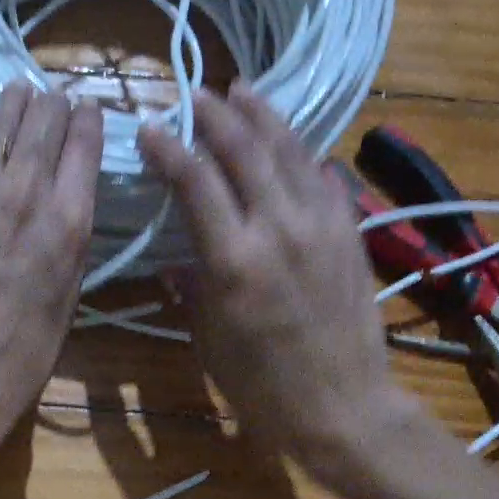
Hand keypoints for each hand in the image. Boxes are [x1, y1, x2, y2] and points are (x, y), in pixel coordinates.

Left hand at [0, 82, 103, 466]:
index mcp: (69, 217)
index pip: (85, 134)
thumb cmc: (28, 346)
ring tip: (15, 101)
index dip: (87, 117)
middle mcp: (25, 192)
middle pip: (43, 114)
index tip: (86, 114)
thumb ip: (71, 230)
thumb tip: (67, 190)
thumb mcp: (71, 286)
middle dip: (52, 104)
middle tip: (50, 106)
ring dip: (11, 106)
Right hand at [137, 84, 423, 486]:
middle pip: (245, 149)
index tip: (149, 129)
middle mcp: (279, 229)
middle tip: (196, 95)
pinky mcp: (350, 233)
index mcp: (234, 260)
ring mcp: (322, 225)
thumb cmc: (261, 386)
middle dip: (216, 114)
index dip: (170, 148)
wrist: (341, 406)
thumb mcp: (209, 340)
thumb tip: (176, 260)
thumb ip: (192, 288)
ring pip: (291, 151)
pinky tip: (292, 145)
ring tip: (243, 91)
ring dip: (263, 117)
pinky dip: (302, 154)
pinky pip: (324, 178)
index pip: (196, 181)